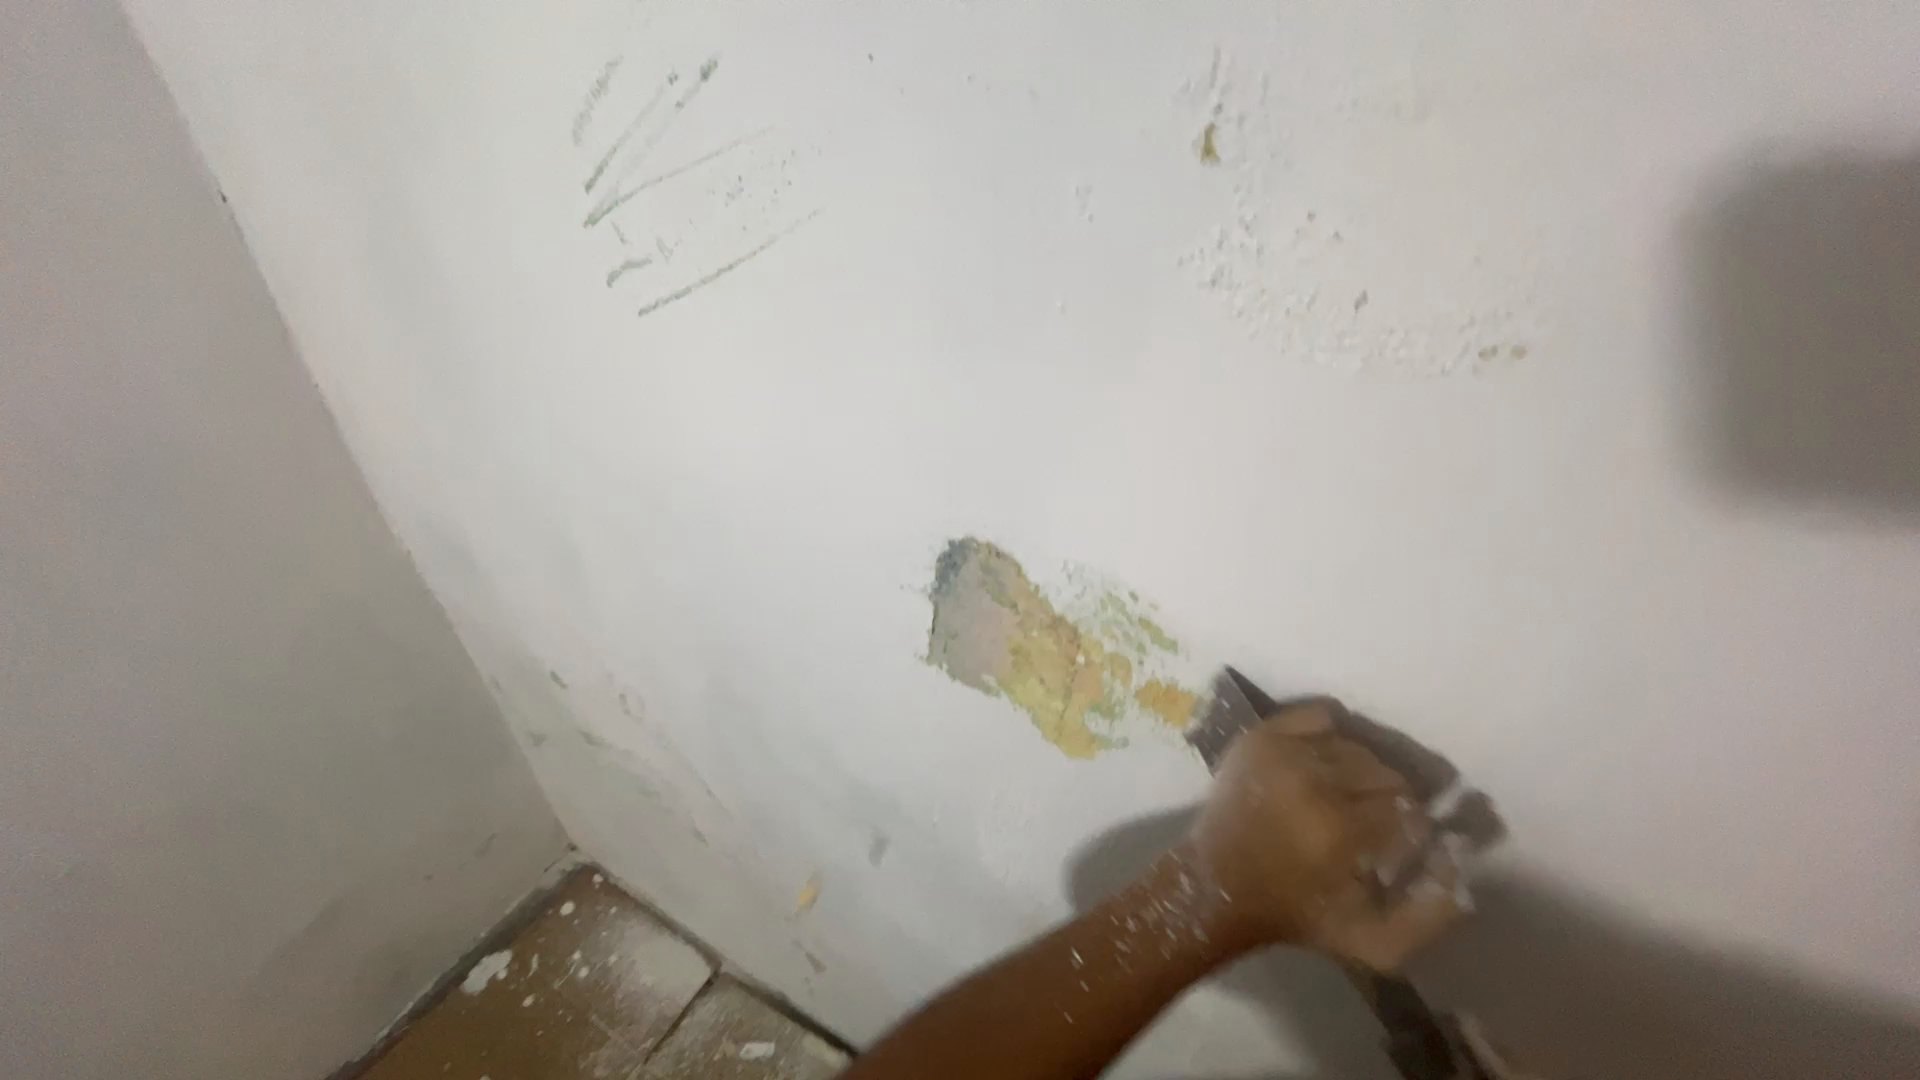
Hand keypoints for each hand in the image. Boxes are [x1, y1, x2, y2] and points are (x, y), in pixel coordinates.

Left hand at [1183, 699, 1472, 969]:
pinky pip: (1315, 714)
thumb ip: (1431, 914)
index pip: (1406, 807)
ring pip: (1353, 745)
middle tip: (1374, 816)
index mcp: (1341, 829)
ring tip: (1349, 792)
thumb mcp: (1372, 942)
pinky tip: (1327, 757)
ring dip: (1361, 768)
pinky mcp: (1258, 737)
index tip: (1401, 838)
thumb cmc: (1295, 913)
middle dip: (1389, 795)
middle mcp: (1312, 781)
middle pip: (1382, 771)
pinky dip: (1330, 732)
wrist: (1216, 882)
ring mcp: (1281, 753)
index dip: (1411, 823)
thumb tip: (1459, 861)